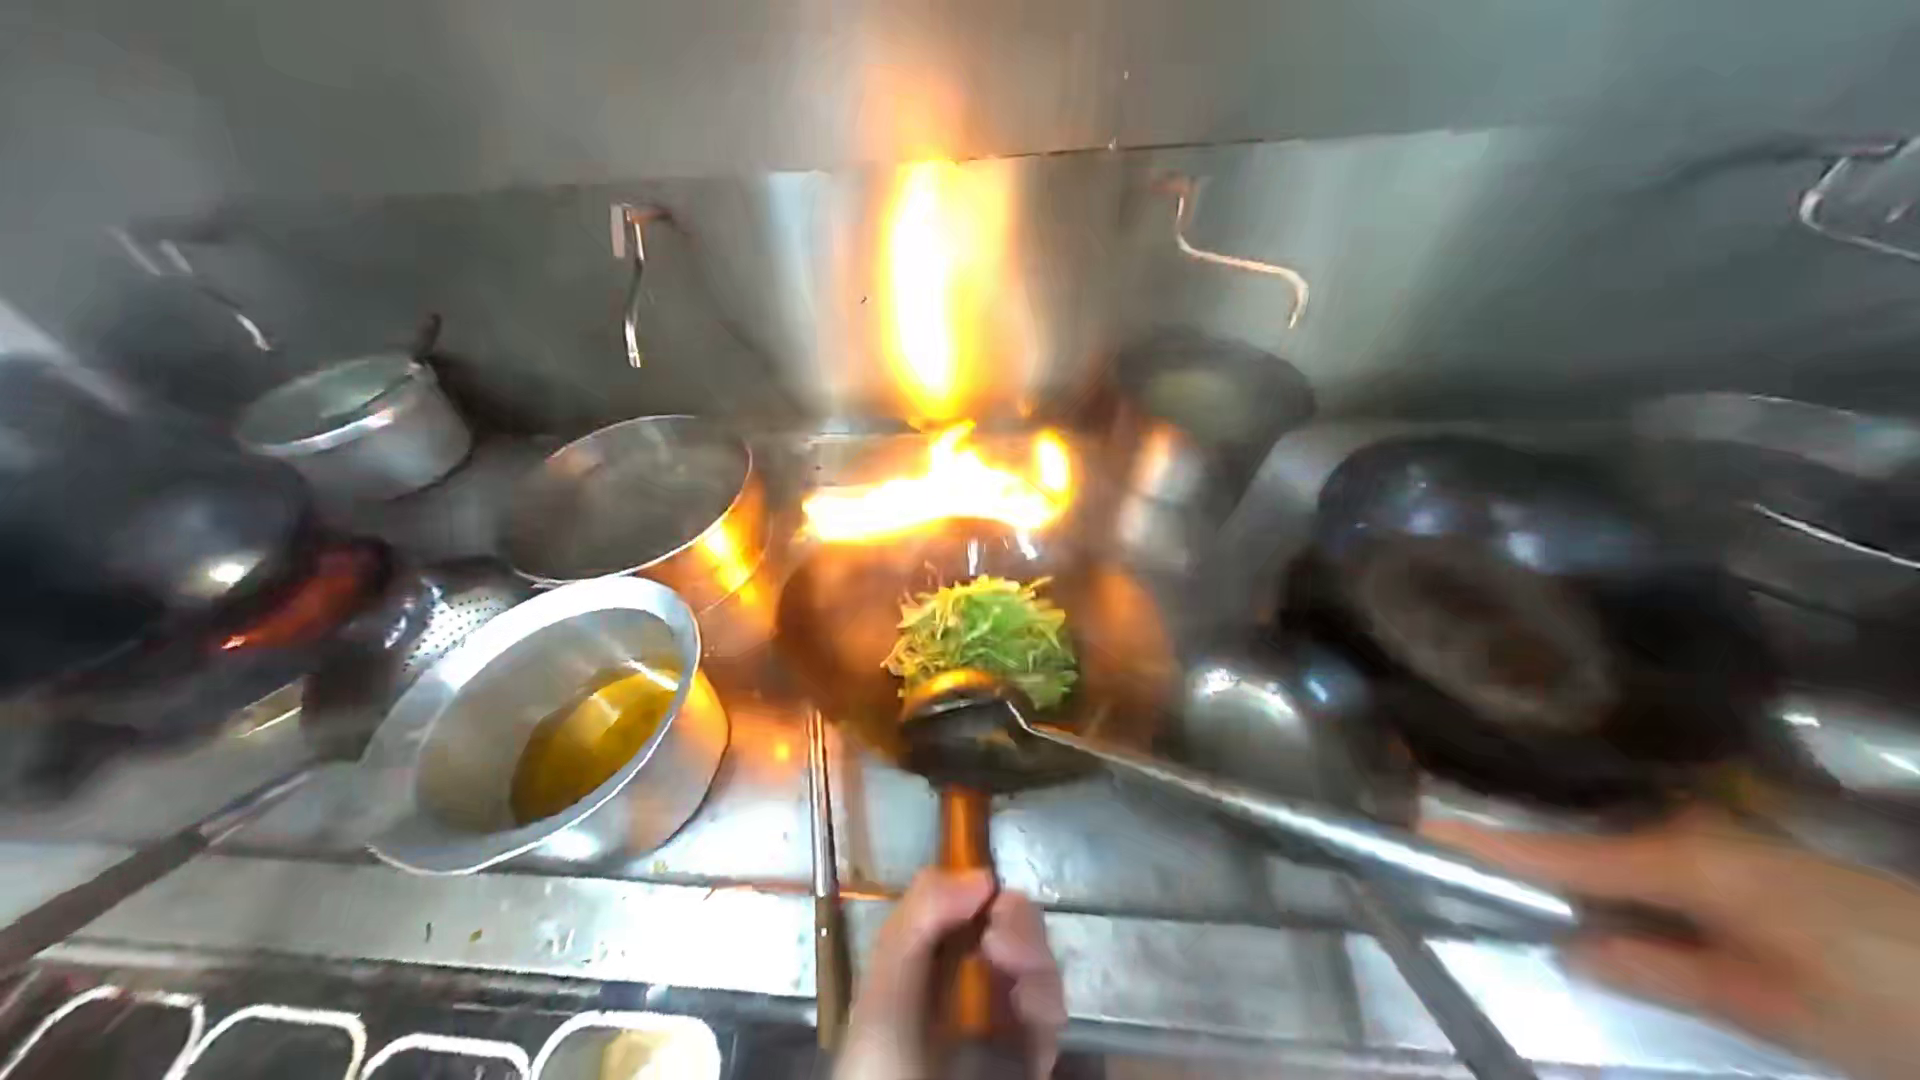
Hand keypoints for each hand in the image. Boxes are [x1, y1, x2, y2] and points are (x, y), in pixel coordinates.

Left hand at [835, 870, 1064, 1079]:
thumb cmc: (886, 1067)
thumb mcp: (885, 991)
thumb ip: (920, 919)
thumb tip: (984, 875)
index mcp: (926, 956)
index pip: (963, 902)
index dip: (981, 888)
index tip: (988, 891)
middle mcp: (966, 977)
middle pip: (1008, 924)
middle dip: (1016, 921)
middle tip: (1003, 941)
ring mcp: (1000, 1016)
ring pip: (1037, 960)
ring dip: (1035, 958)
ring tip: (1019, 981)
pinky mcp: (1029, 1052)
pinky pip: (1053, 1010)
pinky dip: (1049, 1002)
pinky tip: (1033, 1015)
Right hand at [1427, 810, 1919, 1079]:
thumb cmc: (1897, 1002)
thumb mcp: (1773, 1009)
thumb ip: (1654, 971)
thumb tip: (1566, 951)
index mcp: (1676, 863)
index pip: (1551, 854)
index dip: (1482, 846)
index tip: (1414, 829)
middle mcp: (1683, 834)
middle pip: (1574, 846)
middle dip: (1517, 861)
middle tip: (1462, 872)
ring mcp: (1715, 839)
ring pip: (1612, 854)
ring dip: (1568, 876)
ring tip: (1524, 894)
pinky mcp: (1743, 856)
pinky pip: (1650, 861)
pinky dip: (1614, 882)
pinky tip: (1613, 907)